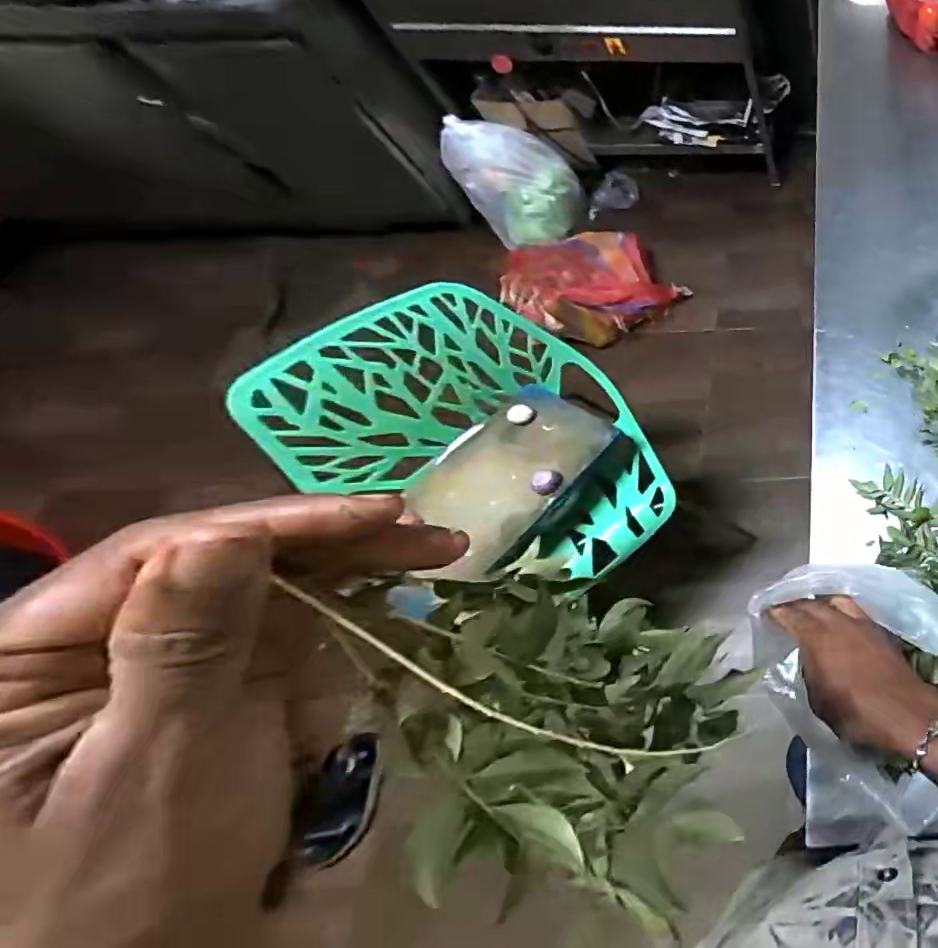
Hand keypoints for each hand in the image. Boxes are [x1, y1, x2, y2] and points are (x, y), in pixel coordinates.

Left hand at [0, 495, 466, 947]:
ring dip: (363, 564)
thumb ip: (183, 642)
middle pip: (234, 559)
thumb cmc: (130, 881)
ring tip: (439, 549)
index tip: (378, 514)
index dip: (276, 523)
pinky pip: (307, 621)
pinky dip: (363, 602)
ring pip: (282, 581)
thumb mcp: (158, 760)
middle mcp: (108, 645)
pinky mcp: (244, 679)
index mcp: (30, 662)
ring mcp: (185, 660)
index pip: (158, 555)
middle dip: (337, 542)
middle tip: (430, 533)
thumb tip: (226, 535)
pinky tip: (404, 587)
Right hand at [769, 597, 937, 757]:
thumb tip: (809, 658)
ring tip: (811, 608)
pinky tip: (839, 616)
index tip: (768, 610)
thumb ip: (810, 672)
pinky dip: (841, 607)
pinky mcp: (879, 628)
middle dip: (796, 604)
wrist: (904, 710)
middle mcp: (840, 623)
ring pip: (837, 600)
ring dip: (820, 602)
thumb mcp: (820, 701)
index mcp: (820, 639)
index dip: (779, 612)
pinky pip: (854, 607)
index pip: (794, 617)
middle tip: (784, 607)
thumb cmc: (857, 714)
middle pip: (814, 604)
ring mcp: (863, 622)